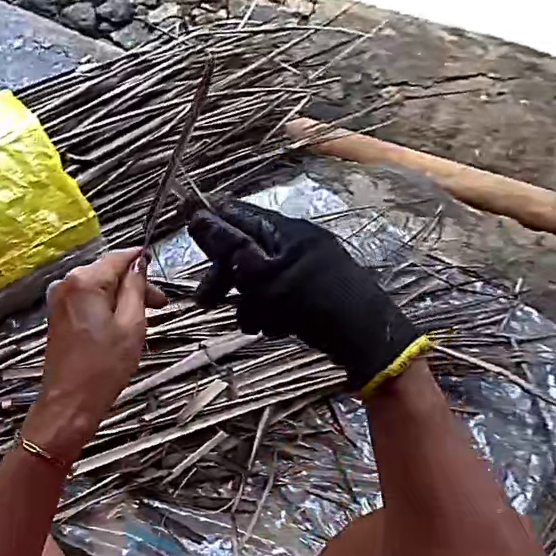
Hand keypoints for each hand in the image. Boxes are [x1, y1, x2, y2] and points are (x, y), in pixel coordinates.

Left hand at [23, 248, 165, 463]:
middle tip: (159, 305)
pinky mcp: (58, 317)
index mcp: (84, 282)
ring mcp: (59, 301)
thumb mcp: (131, 325)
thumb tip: (138, 265)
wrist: (70, 401)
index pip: (118, 257)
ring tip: (143, 320)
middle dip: (133, 285)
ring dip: (121, 298)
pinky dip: (105, 309)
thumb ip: (136, 288)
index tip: (157, 271)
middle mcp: (66, 285)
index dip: (140, 262)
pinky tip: (121, 326)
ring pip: (98, 287)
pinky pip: (87, 302)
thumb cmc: (102, 369)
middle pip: (107, 272)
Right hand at [188, 201, 423, 393]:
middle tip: (206, 302)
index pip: (237, 214)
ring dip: (249, 302)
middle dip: (226, 277)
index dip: (210, 224)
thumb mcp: (263, 276)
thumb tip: (197, 215)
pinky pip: (280, 295)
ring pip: (261, 278)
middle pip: (247, 251)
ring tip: (253, 324)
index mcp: (284, 231)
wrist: (368, 340)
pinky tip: (274, 328)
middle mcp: (297, 242)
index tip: (188, 237)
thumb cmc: (312, 304)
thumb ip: (229, 248)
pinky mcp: (316, 291)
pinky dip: (270, 311)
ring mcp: (309, 267)